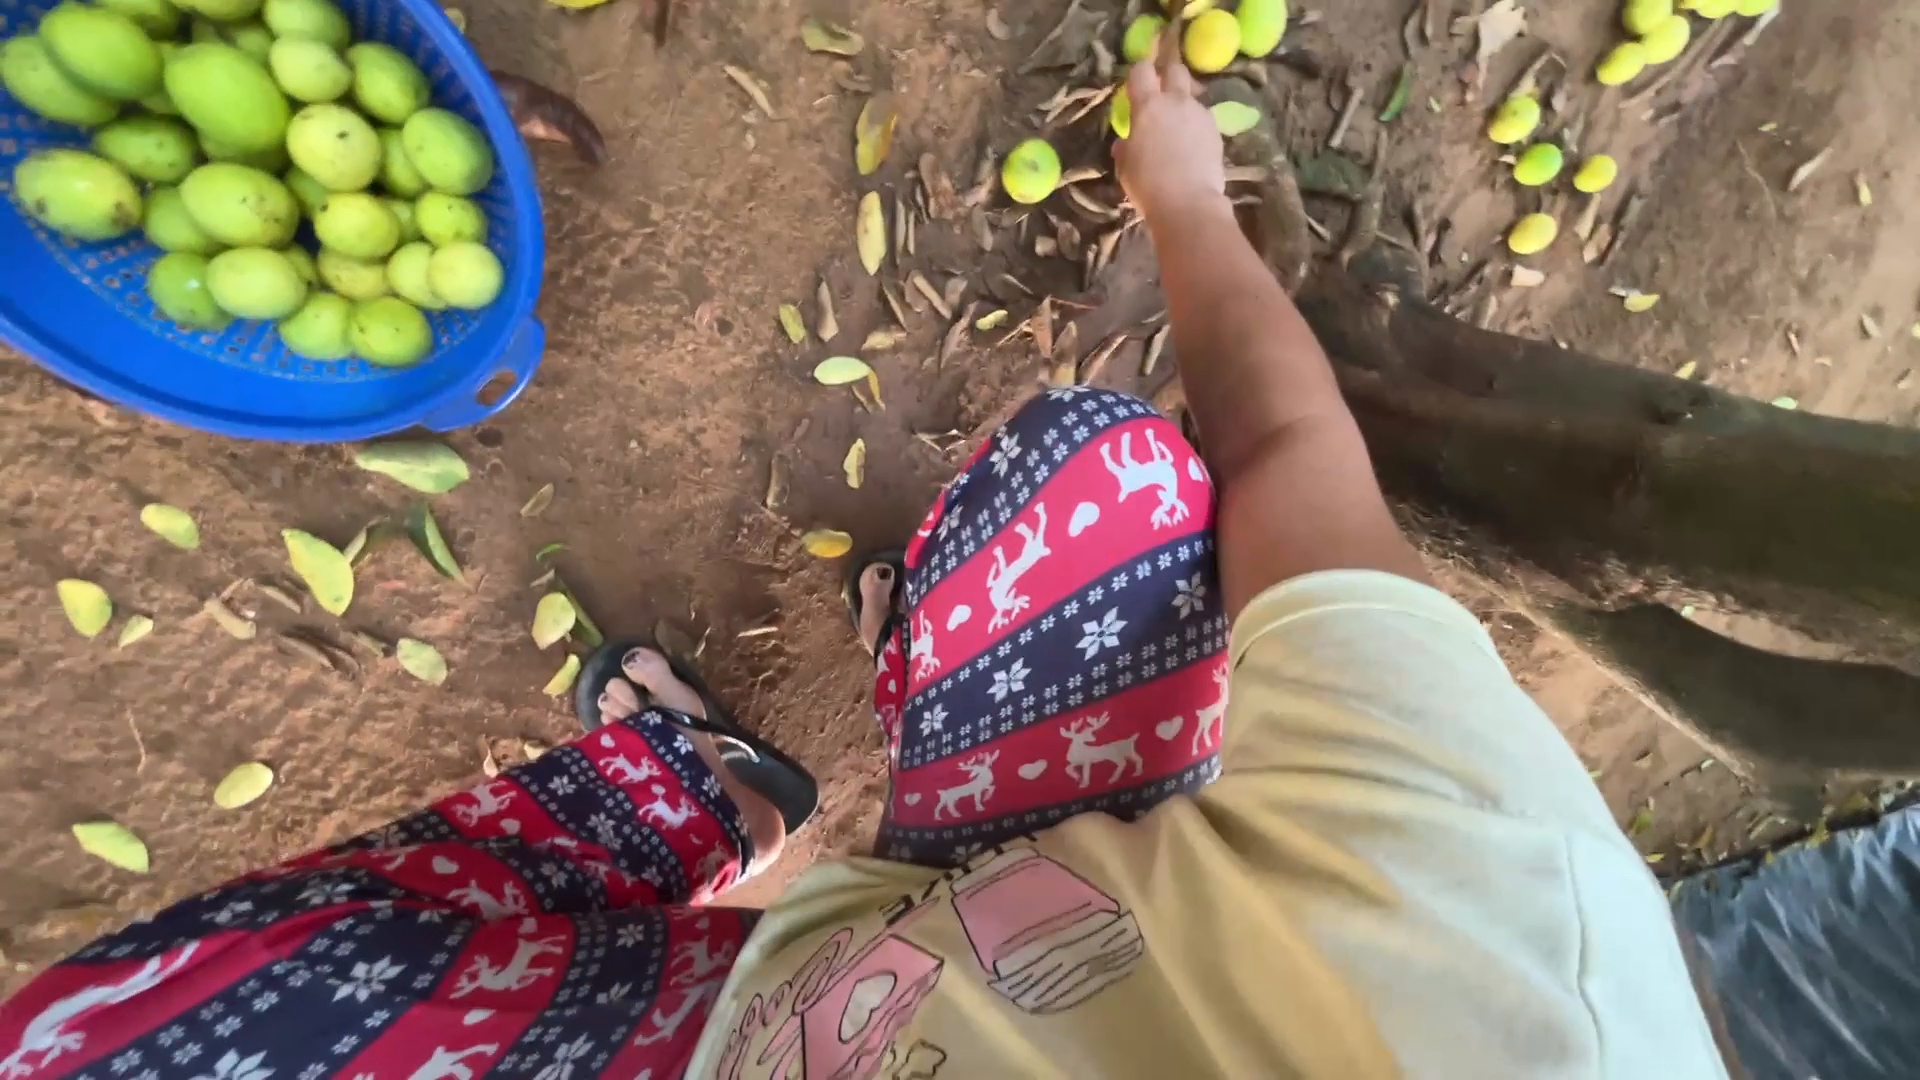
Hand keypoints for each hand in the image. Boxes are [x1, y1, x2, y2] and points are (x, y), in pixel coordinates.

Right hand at [1113, 44, 1226, 228]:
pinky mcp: (1216, 130)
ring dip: (1183, 107)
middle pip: (1175, 70)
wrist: (1187, 203)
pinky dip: (1195, 129)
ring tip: (1177, 134)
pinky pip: (1202, 121)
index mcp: (1148, 107)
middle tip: (1161, 96)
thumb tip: (1124, 143)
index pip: (1141, 71)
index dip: (1137, 76)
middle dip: (1167, 76)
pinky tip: (1191, 151)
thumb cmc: (1148, 186)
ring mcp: (1199, 113)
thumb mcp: (1126, 169)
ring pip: (1191, 97)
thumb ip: (1125, 149)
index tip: (1134, 90)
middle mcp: (1176, 102)